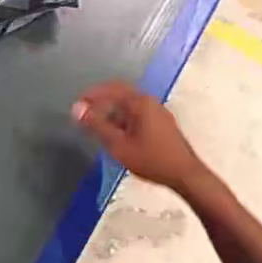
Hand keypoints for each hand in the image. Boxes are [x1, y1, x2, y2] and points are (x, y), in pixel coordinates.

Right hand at [71, 80, 213, 195]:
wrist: (184, 174)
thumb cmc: (151, 159)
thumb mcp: (118, 145)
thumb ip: (96, 125)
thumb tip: (77, 109)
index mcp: (140, 102)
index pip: (111, 88)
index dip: (92, 94)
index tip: (77, 105)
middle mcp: (150, 102)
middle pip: (121, 95)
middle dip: (101, 103)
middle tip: (85, 115)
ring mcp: (158, 112)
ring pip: (130, 106)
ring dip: (112, 112)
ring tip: (97, 127)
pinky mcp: (162, 123)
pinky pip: (138, 114)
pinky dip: (123, 119)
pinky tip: (117, 135)